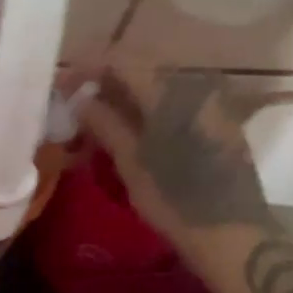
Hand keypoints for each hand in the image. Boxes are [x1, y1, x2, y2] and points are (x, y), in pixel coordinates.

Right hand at [75, 60, 275, 251]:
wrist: (229, 232)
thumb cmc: (175, 201)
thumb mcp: (133, 164)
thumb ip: (107, 125)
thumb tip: (82, 99)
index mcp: (170, 91)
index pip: (122, 60)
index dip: (88, 68)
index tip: (63, 86)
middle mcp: (193, 84)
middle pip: (140, 69)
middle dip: (104, 83)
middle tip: (75, 107)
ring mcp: (208, 101)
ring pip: (156, 86)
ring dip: (124, 98)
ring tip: (96, 123)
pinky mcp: (215, 120)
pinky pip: (172, 102)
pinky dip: (145, 110)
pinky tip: (127, 131)